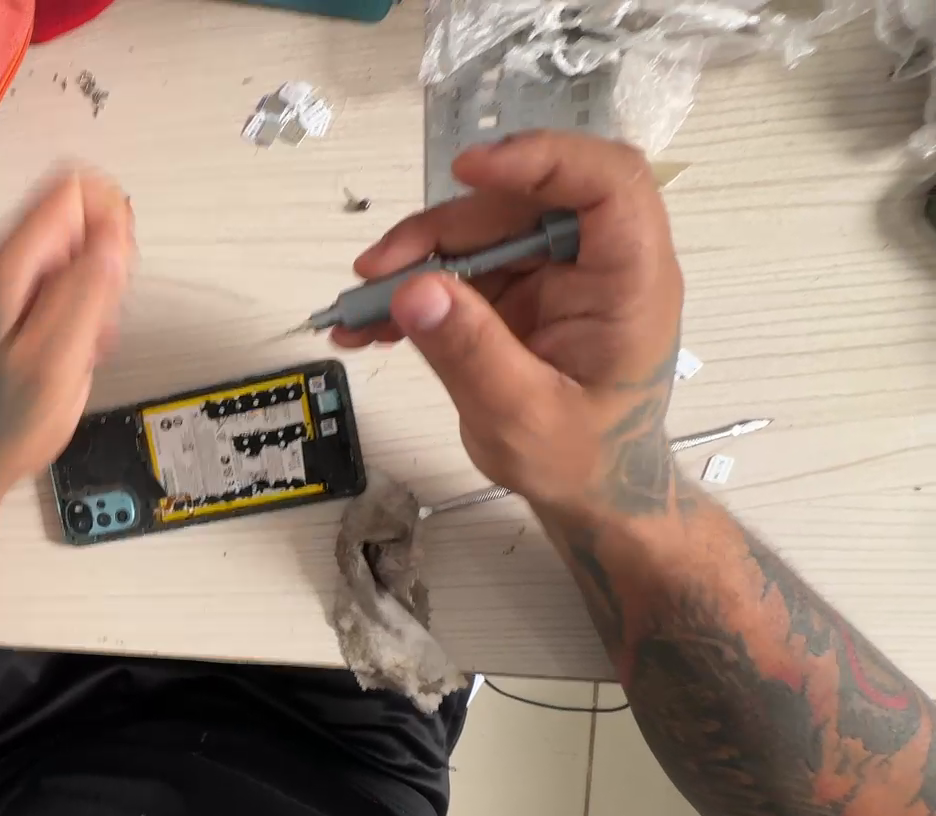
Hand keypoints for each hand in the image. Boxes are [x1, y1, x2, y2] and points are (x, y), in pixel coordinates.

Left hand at [0, 167, 135, 512]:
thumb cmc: (4, 424)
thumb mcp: (53, 362)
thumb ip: (85, 294)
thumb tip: (115, 235)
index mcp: (8, 268)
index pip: (73, 191)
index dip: (110, 224)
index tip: (115, 279)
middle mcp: (5, 268)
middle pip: (79, 221)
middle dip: (107, 265)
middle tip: (98, 323)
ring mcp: (10, 291)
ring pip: (78, 258)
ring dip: (98, 298)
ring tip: (85, 347)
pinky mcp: (17, 315)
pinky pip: (66, 292)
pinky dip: (83, 318)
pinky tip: (76, 356)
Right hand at [332, 133, 684, 521]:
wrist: (582, 487)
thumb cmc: (575, 455)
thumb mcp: (518, 412)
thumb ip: (469, 350)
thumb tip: (412, 290)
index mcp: (627, 281)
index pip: (605, 185)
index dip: (541, 162)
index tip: (467, 170)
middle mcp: (589, 267)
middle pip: (514, 211)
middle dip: (437, 233)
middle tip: (371, 274)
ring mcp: (546, 283)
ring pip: (474, 242)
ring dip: (408, 268)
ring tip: (355, 311)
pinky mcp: (508, 303)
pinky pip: (452, 283)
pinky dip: (406, 301)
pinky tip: (365, 328)